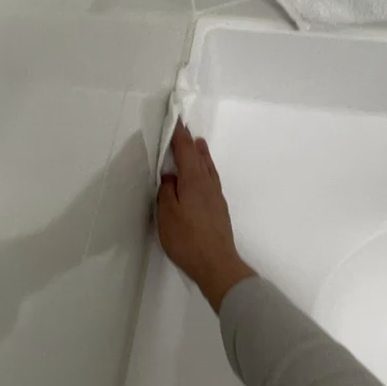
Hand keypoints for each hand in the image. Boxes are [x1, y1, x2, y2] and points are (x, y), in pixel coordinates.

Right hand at [156, 121, 255, 311]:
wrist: (217, 264)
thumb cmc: (187, 238)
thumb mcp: (167, 214)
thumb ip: (167, 191)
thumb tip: (170, 176)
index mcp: (194, 181)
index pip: (186, 151)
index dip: (180, 136)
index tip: (176, 121)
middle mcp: (208, 185)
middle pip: (199, 158)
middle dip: (191, 143)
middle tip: (186, 131)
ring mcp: (216, 198)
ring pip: (208, 169)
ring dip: (202, 156)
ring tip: (199, 146)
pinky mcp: (219, 210)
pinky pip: (211, 181)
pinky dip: (206, 171)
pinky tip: (204, 177)